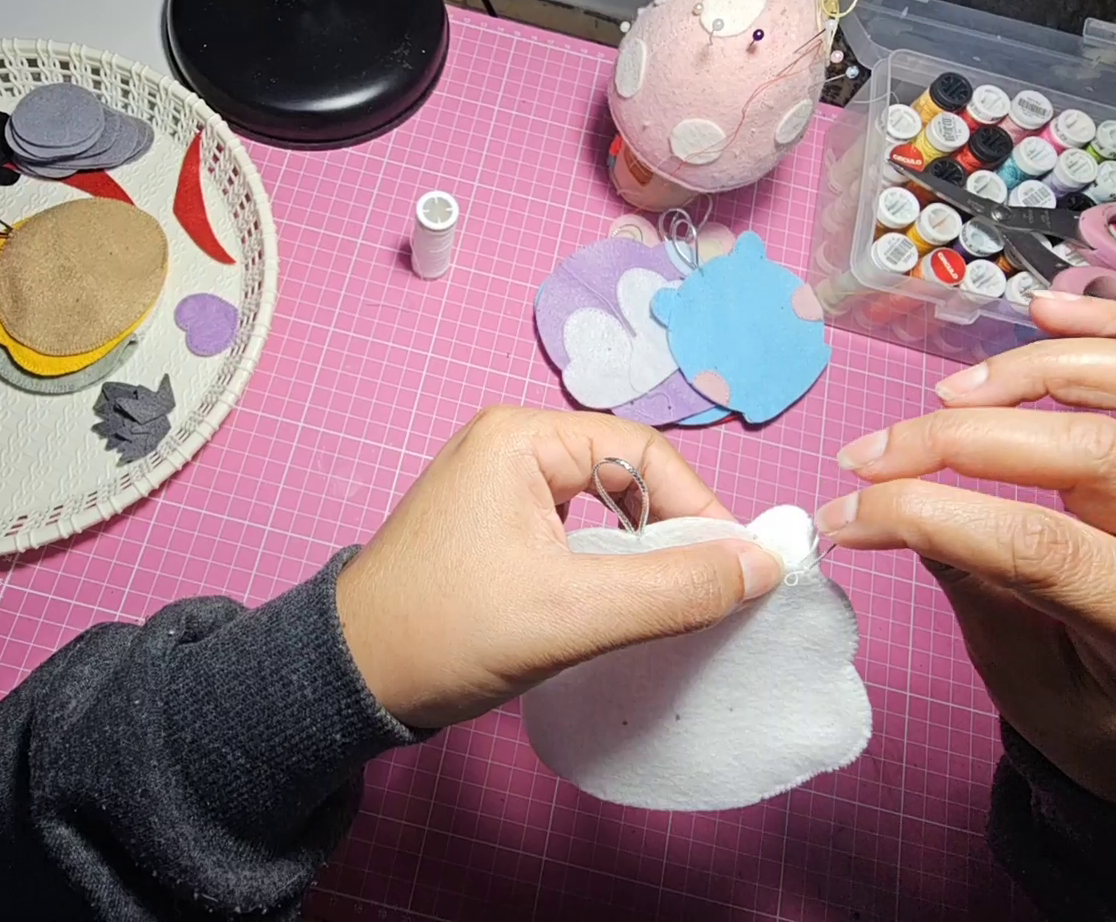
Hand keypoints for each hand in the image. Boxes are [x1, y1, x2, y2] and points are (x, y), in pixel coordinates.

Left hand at [337, 406, 781, 728]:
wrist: (354, 678)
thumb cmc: (451, 631)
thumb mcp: (573, 612)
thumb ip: (674, 588)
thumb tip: (760, 563)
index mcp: (520, 438)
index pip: (641, 452)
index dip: (698, 508)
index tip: (738, 571)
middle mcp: (509, 445)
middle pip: (623, 473)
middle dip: (670, 530)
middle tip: (707, 590)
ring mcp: (497, 482)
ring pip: (600, 505)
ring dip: (639, 549)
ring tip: (669, 598)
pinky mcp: (493, 521)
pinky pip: (571, 527)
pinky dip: (605, 560)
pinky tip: (619, 597)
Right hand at [815, 293, 1115, 807]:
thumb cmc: (1100, 723)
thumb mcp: (1020, 678)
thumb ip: (967, 579)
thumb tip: (890, 501)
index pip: (1043, 545)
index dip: (923, 515)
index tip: (845, 513)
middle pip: (1094, 451)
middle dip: (955, 441)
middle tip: (871, 457)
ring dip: (1041, 371)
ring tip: (952, 391)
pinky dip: (1112, 328)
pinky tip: (1045, 310)